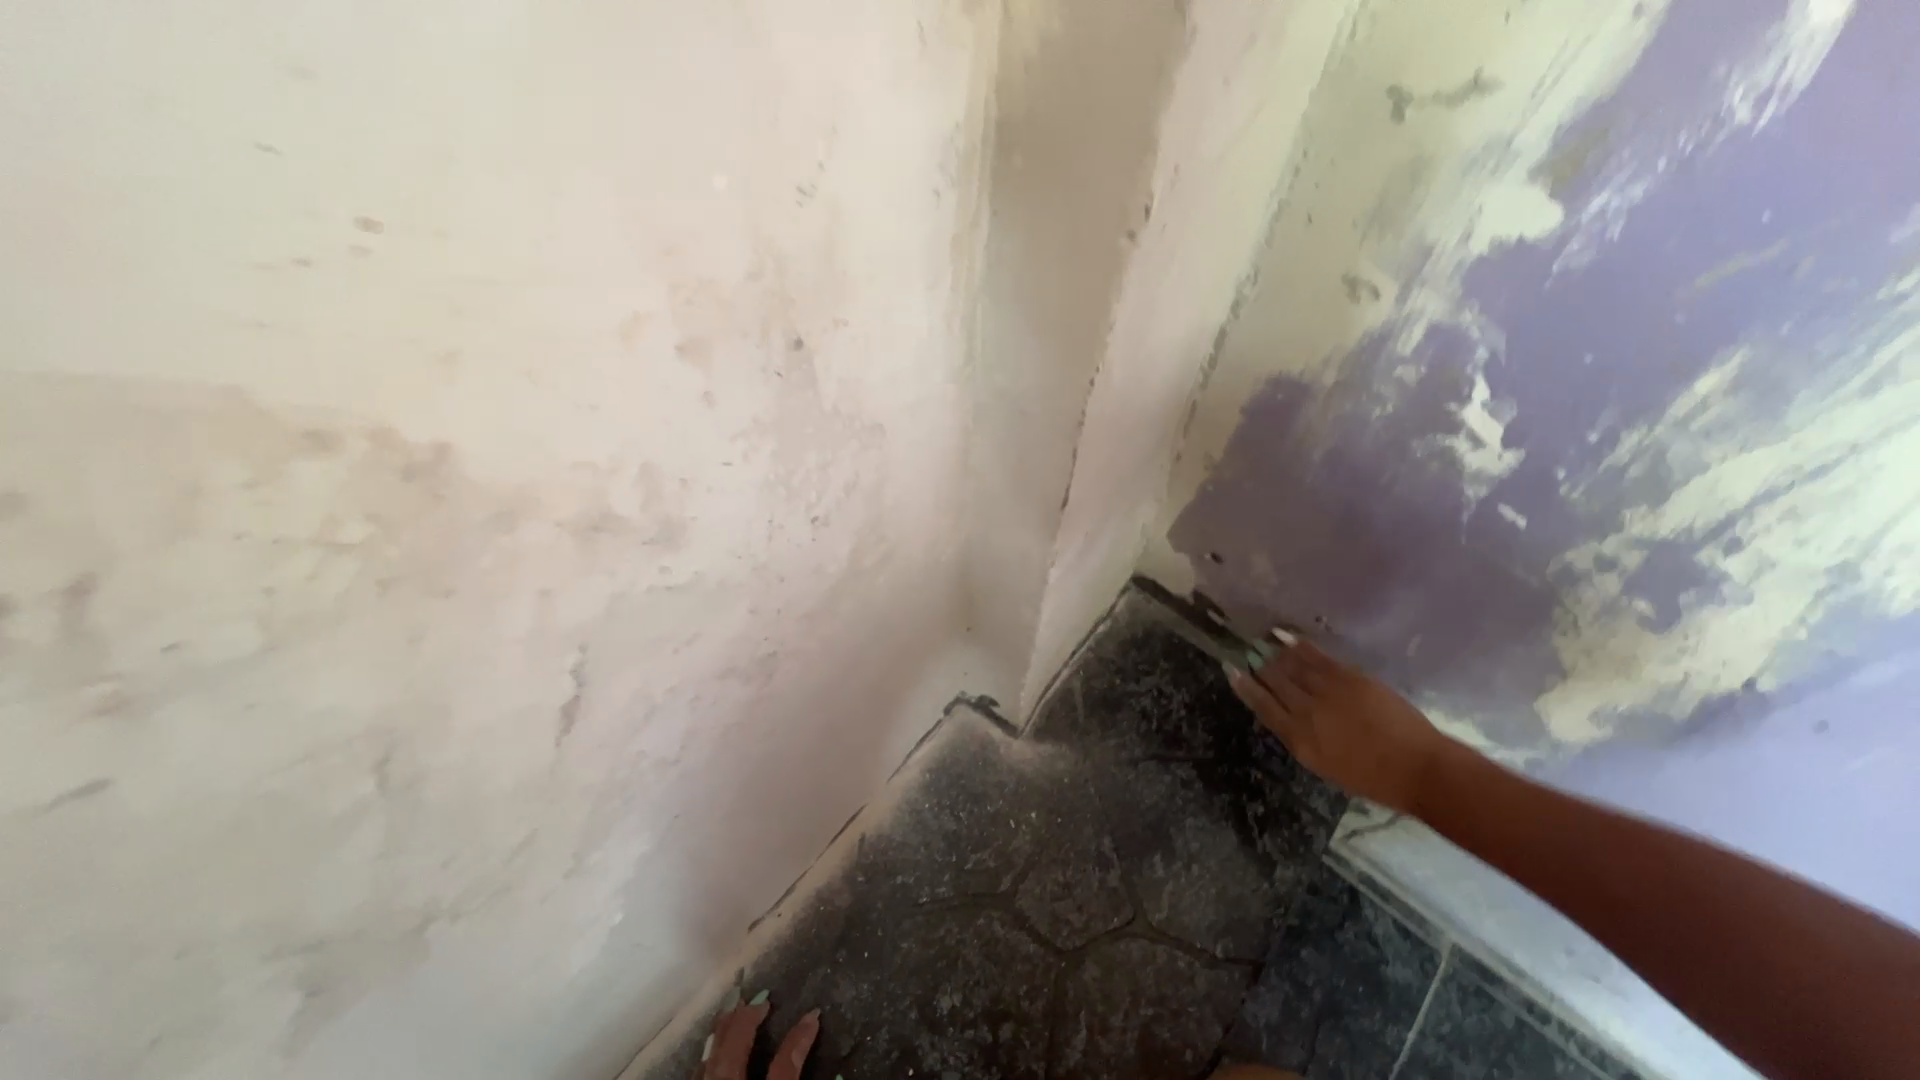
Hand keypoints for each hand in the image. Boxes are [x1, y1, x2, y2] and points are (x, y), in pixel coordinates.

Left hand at [696, 997, 819, 1079]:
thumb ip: (798, 1075)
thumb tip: (836, 1072)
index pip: (784, 1065)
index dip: (800, 1039)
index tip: (814, 1014)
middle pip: (734, 1051)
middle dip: (746, 1021)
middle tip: (761, 998)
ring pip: (710, 1059)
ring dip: (721, 1031)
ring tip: (732, 1009)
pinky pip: (697, 1074)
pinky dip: (706, 1056)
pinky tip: (710, 1048)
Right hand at [1226, 638, 1452, 814]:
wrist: (1417, 768)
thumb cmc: (1373, 778)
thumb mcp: (1326, 765)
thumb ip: (1304, 738)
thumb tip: (1289, 715)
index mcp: (1298, 740)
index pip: (1262, 707)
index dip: (1245, 687)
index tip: (1231, 670)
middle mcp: (1306, 713)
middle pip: (1275, 682)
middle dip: (1259, 666)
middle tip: (1248, 652)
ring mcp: (1327, 692)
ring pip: (1292, 667)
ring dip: (1276, 654)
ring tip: (1264, 643)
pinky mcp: (1349, 678)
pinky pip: (1317, 658)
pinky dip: (1299, 646)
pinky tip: (1286, 638)